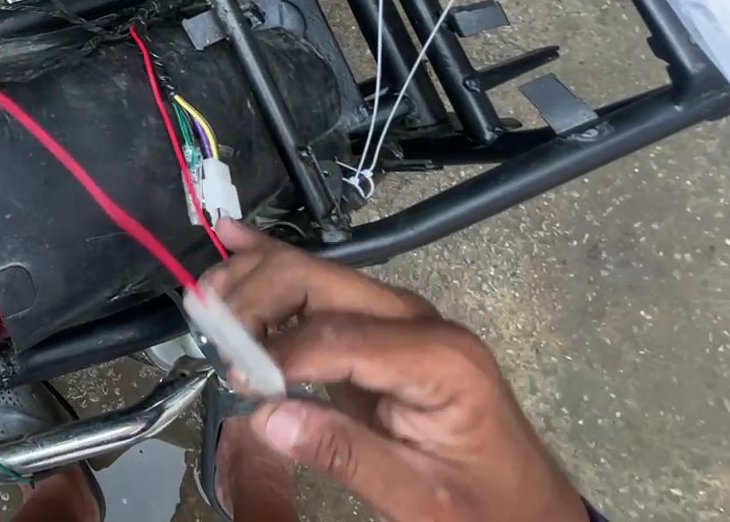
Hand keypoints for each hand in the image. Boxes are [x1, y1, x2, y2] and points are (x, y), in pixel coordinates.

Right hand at [200, 221, 586, 521]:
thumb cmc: (485, 509)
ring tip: (204, 305)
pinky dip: (265, 258)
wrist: (524, 509)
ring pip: (302, 270)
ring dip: (247, 280)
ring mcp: (389, 312)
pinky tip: (230, 236)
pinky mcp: (367, 318)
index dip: (278, 352)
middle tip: (211, 334)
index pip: (336, 336)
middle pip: (312, 281)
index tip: (240, 382)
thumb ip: (347, 454)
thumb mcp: (426, 501)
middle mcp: (414, 318)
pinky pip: (310, 276)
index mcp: (440, 359)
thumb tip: (266, 417)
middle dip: (252, 300)